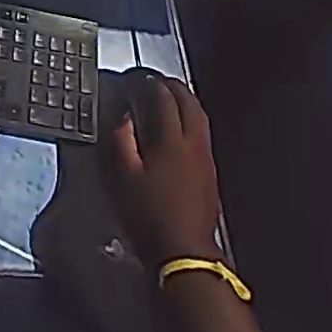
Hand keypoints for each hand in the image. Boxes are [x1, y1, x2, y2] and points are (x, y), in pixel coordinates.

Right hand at [102, 75, 223, 266]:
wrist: (184, 253)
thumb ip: (121, 140)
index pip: (163, 99)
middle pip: (189, 102)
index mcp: (171, 141)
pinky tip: (179, 126)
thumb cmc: (148, 215)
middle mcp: (193, 144)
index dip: (148, 83)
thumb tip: (121, 116)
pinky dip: (191, 118)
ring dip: (185, 100)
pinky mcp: (210, 173)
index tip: (135, 78)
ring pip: (200, 117)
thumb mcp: (123, 175)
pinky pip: (203, 132)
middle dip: (173, 86)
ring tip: (170, 95)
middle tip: (156, 79)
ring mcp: (205, 159)